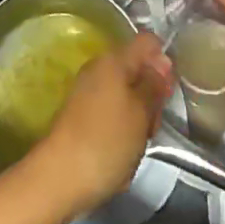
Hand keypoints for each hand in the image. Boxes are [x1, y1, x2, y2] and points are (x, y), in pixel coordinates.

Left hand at [31, 31, 172, 213]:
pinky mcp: (81, 118)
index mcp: (113, 60)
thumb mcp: (141, 112)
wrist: (57, 180)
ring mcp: (87, 94)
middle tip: (153, 124)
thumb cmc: (106, 142)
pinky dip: (122, 131)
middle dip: (152, 95)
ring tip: (137, 145)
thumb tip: (160, 64)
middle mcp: (98, 70)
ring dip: (139, 118)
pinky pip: (112, 115)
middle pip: (137, 70)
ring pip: (126, 96)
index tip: (167, 91)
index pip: (148, 42)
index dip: (164, 62)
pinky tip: (122, 154)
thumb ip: (154, 84)